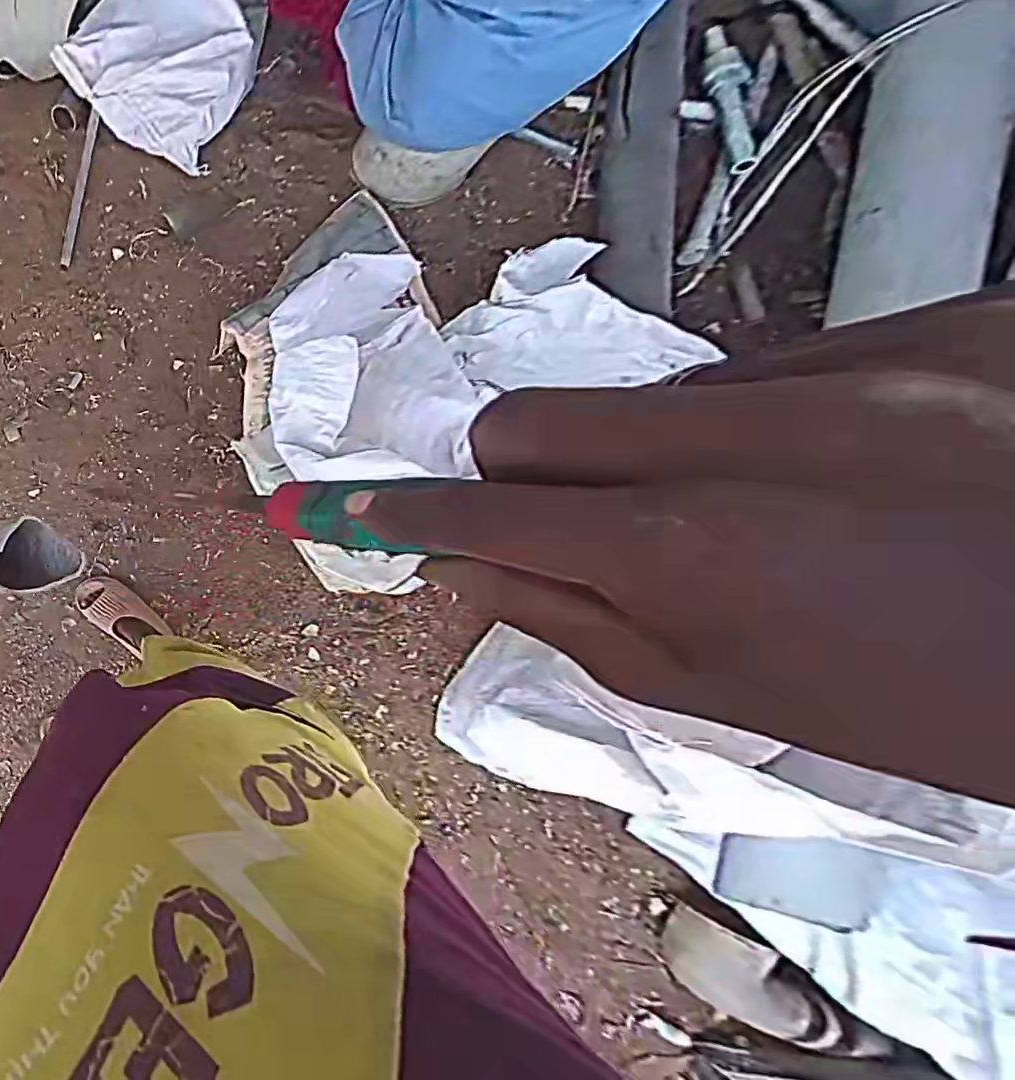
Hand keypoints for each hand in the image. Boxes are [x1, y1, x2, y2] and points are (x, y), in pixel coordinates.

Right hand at [351, 288, 1014, 804]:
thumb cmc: (944, 706)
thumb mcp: (724, 691)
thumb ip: (561, 616)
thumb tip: (457, 564)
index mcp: (689, 548)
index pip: (485, 510)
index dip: (406, 510)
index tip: (353, 505)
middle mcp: (753, 438)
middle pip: (531, 418)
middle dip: (504, 465)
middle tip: (543, 507)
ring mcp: (859, 367)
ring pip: (646, 394)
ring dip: (641, 449)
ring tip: (733, 502)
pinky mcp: (952, 323)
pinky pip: (767, 365)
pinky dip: (751, 419)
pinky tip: (828, 464)